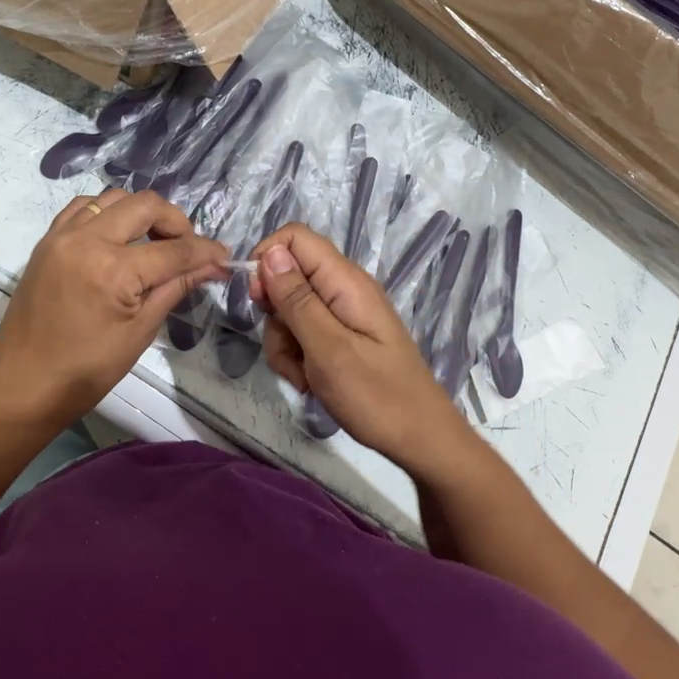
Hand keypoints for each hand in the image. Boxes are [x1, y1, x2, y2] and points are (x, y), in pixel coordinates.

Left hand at [0, 189, 226, 429]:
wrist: (23, 383)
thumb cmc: (86, 370)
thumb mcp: (139, 332)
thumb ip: (175, 288)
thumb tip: (212, 266)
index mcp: (113, 270)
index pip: (173, 250)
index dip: (205, 252)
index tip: (224, 256)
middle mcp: (86, 240)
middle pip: (144, 205)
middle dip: (174, 221)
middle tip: (186, 248)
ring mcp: (62, 236)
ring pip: (113, 198)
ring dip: (140, 213)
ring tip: (152, 242)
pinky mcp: (47, 240)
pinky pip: (83, 207)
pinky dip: (107, 212)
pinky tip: (117, 237)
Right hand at [250, 223, 466, 462]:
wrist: (420, 440)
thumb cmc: (376, 396)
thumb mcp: (328, 349)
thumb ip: (297, 300)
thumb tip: (271, 253)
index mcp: (345, 282)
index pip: (295, 238)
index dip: (267, 259)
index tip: (258, 300)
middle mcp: (344, 289)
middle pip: (288, 276)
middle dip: (274, 313)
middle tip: (285, 348)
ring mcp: (343, 314)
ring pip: (290, 310)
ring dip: (284, 343)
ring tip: (302, 377)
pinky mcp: (342, 337)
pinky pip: (304, 333)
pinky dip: (297, 356)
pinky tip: (309, 383)